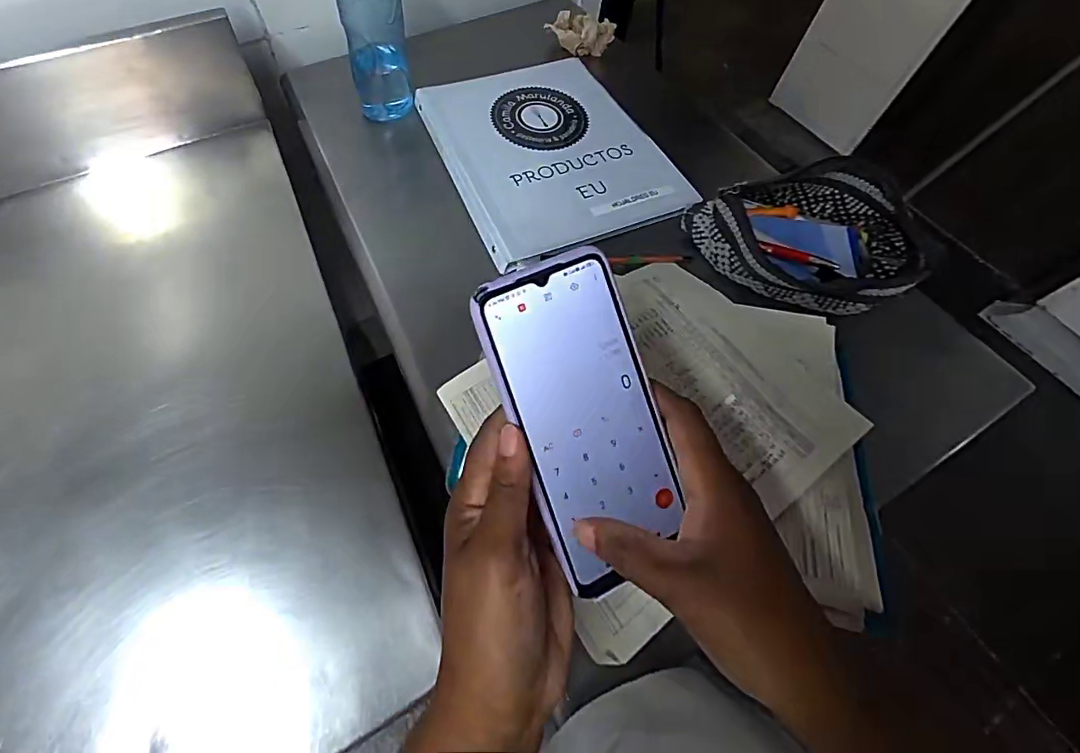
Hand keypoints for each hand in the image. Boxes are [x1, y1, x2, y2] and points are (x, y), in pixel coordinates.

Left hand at [406, 411, 572, 752]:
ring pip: (548, 483)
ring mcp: (528, 532)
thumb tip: (514, 436)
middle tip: (583, 402)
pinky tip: (605, 478)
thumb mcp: (495, 555)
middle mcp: (500, 512)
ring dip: (566, 462)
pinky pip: (567, 513)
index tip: (541, 385)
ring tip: (600, 429)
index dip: (514, 413)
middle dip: (547, 432)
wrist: (508, 695)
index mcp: (474, 505)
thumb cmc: (485, 631)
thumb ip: (508, 495)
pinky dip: (581, 494)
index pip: (493, 443)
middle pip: (523, 459)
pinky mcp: (553, 552)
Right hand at [575, 384, 878, 750]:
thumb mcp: (677, 581)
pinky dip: (658, 494)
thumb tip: (584, 524)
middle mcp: (725, 491)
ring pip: (684, 471)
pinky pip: (687, 499)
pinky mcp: (727, 540)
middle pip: (684, 439)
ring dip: (650, 460)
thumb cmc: (748, 616)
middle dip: (645, 424)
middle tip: (601, 420)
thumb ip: (627, 549)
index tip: (621, 382)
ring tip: (606, 458)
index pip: (686, 421)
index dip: (657, 395)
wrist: (801, 668)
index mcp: (717, 485)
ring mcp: (728, 516)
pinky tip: (631, 511)